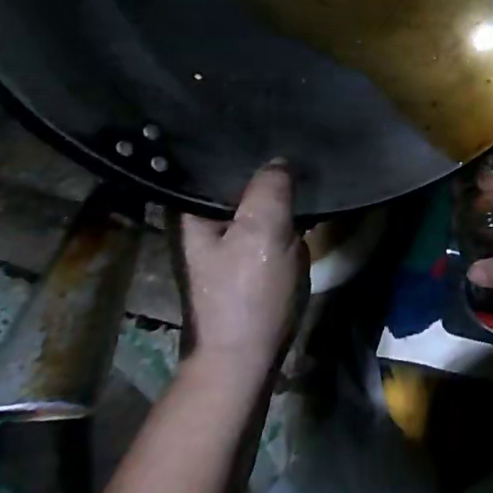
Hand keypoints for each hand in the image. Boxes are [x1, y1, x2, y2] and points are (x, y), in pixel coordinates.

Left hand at [179, 161, 306, 364]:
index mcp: (189, 209)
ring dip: (275, 191)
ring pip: (251, 201)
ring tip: (303, 166)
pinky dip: (280, 214)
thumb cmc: (248, 295)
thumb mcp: (263, 232)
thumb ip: (271, 188)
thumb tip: (280, 161)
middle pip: (234, 178)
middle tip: (297, 144)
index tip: (275, 130)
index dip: (245, 144)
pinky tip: (301, 203)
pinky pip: (263, 222)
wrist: (244, 362)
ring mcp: (221, 242)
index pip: (213, 158)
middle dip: (263, 167)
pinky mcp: (242, 259)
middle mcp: (199, 220)